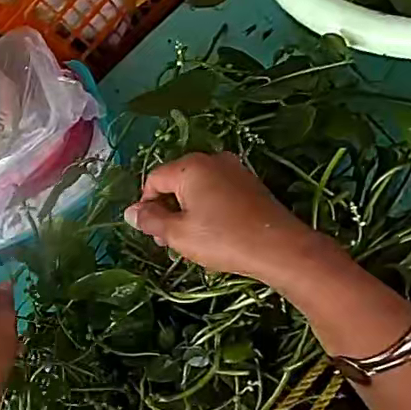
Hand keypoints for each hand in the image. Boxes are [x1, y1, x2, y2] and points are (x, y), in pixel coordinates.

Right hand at [122, 152, 340, 288]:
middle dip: (166, 208)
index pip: (153, 180)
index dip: (146, 206)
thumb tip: (130, 212)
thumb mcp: (177, 233)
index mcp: (190, 167)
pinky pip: (216, 191)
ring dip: (186, 211)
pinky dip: (206, 209)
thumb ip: (150, 219)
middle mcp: (212, 160)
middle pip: (174, 181)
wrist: (281, 249)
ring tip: (191, 239)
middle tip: (169, 240)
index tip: (152, 232)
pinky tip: (213, 232)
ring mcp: (234, 170)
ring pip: (196, 188)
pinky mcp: (249, 184)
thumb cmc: (222, 239)